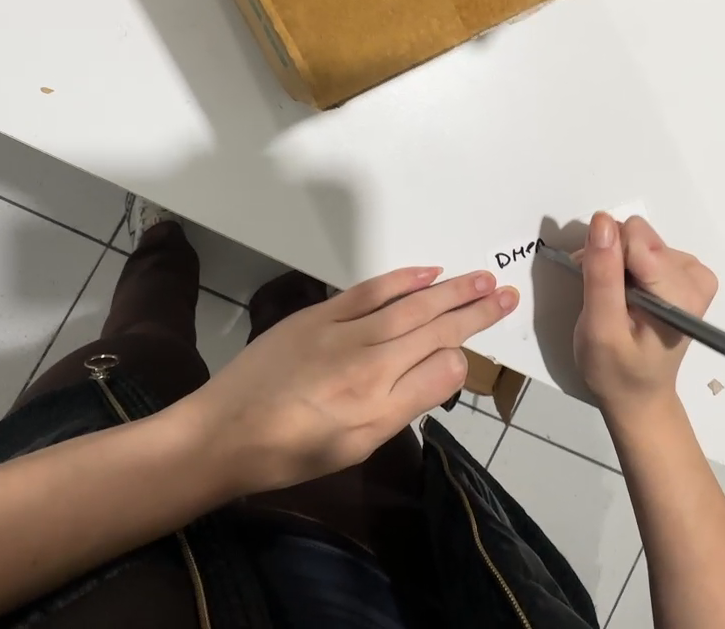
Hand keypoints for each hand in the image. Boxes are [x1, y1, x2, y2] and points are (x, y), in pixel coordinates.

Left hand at [178, 266, 517, 493]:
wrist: (222, 434)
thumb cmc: (293, 452)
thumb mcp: (359, 444)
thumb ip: (411, 400)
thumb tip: (456, 360)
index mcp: (380, 390)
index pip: (443, 348)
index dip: (475, 325)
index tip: (502, 305)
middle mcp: (368, 351)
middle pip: (430, 320)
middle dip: (470, 303)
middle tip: (502, 287)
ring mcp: (342, 328)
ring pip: (406, 302)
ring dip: (444, 287)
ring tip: (475, 276)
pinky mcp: (318, 315)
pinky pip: (369, 290)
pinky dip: (400, 279)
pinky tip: (423, 272)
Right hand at [573, 213, 717, 422]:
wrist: (637, 395)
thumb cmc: (616, 370)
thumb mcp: (600, 328)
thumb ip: (602, 274)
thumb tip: (602, 220)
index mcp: (682, 295)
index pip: (635, 239)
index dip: (606, 257)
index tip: (596, 286)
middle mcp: (695, 276)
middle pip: (638, 234)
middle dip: (610, 258)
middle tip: (602, 296)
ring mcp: (691, 272)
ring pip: (638, 237)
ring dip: (615, 263)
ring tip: (611, 299)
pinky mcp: (682, 271)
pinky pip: (644, 245)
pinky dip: (625, 264)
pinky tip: (624, 293)